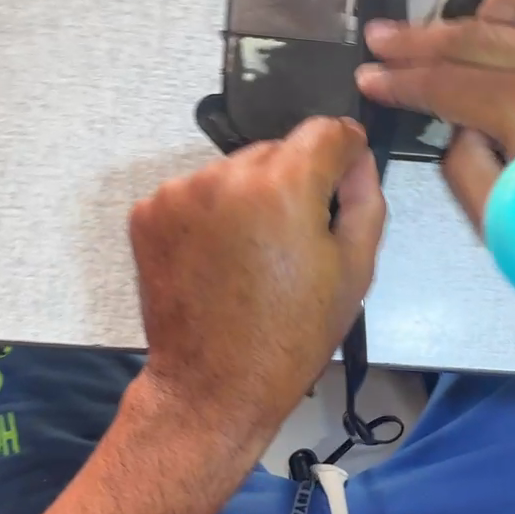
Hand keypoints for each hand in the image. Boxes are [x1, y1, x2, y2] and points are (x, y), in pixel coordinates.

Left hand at [129, 116, 384, 445]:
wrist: (215, 384)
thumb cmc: (291, 336)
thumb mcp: (355, 271)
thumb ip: (366, 199)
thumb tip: (358, 159)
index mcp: (283, 186)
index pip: (326, 130)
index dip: (344, 152)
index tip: (344, 175)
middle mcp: (225, 175)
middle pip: (277, 151)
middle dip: (293, 182)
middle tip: (294, 240)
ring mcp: (179, 192)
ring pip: (234, 172)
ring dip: (249, 198)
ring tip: (252, 255)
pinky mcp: (148, 212)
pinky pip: (196, 193)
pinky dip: (212, 215)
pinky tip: (220, 258)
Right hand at [356, 0, 514, 227]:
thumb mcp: (507, 221)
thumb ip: (464, 167)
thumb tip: (453, 125)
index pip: (447, 84)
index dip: (399, 81)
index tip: (367, 77)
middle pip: (472, 34)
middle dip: (416, 38)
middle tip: (380, 39)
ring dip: (486, 11)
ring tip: (467, 39)